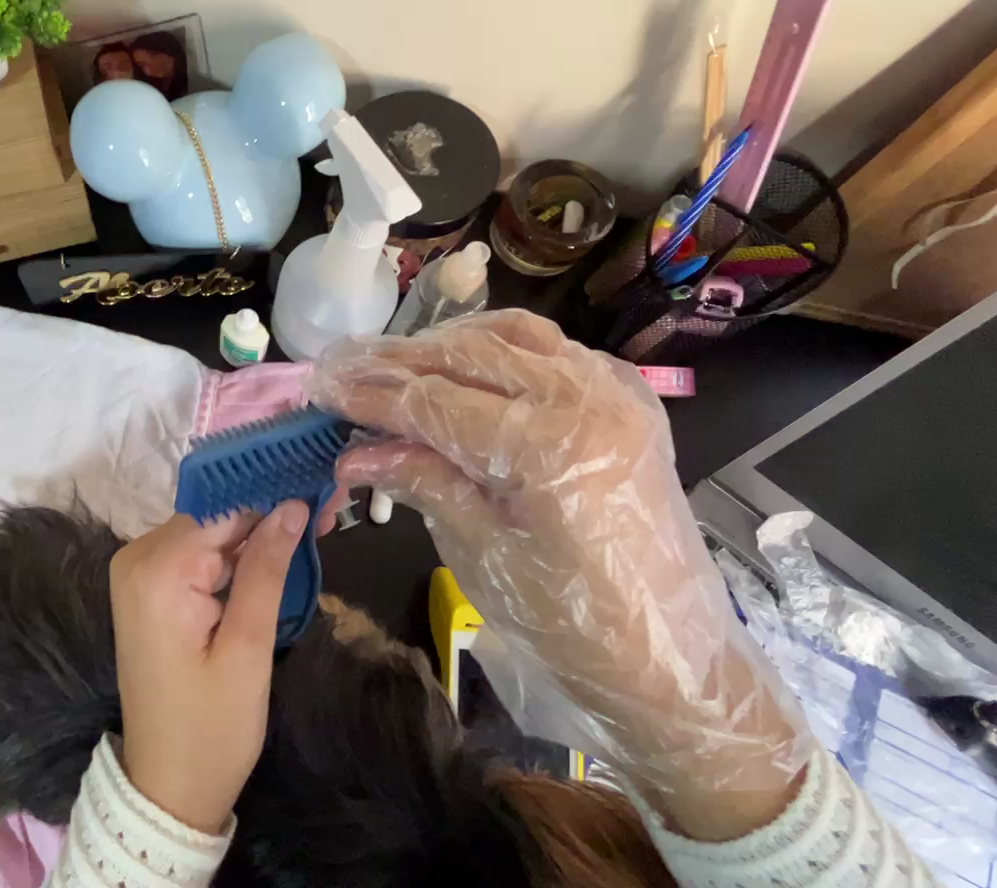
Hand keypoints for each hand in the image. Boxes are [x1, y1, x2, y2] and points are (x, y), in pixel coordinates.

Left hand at [110, 501, 308, 832]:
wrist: (166, 787)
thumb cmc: (211, 729)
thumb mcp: (248, 649)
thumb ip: (266, 570)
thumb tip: (291, 504)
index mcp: (156, 570)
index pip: (222, 508)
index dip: (273, 494)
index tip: (322, 484)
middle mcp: (137, 558)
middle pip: (214, 517)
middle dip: (269, 512)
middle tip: (328, 509)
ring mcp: (138, 573)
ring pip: (209, 533)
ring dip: (257, 534)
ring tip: (315, 526)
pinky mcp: (149, 589)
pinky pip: (197, 556)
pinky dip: (236, 556)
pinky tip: (277, 553)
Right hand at [310, 311, 806, 840]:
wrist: (675, 661)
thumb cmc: (571, 622)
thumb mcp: (481, 554)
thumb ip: (420, 481)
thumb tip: (352, 452)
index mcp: (550, 446)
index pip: (435, 402)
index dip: (371, 396)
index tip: (321, 388)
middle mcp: (586, 398)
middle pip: (466, 354)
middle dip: (395, 361)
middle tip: (341, 366)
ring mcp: (614, 392)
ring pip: (509, 335)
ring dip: (444, 345)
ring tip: (394, 365)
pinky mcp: (627, 400)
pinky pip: (551, 349)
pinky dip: (497, 348)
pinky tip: (464, 367)